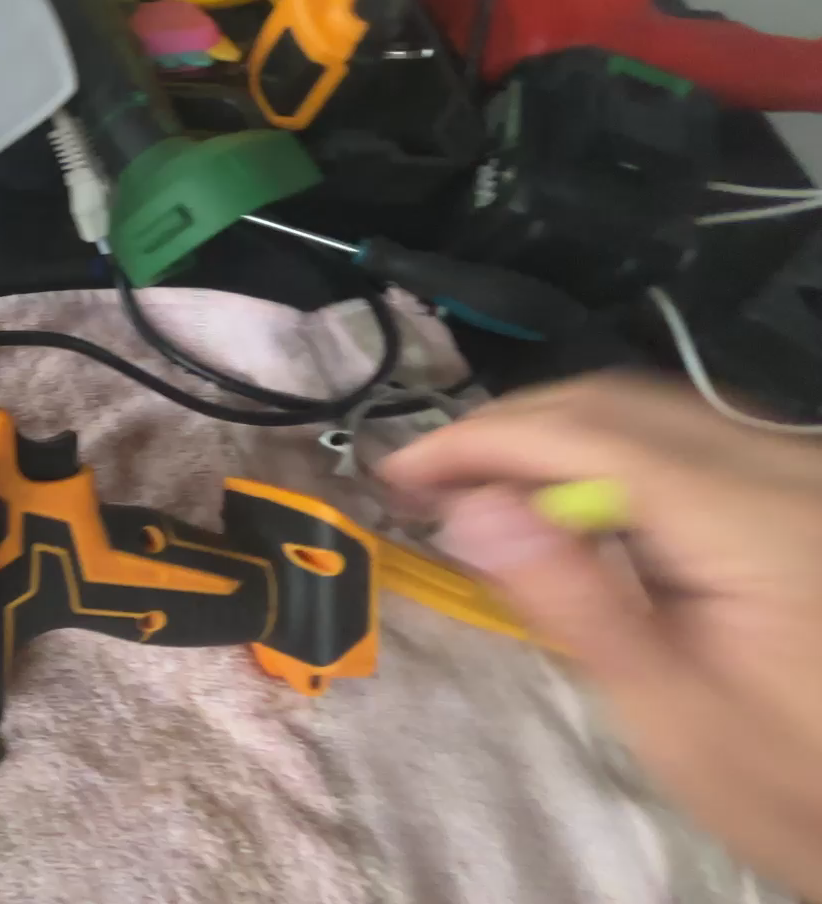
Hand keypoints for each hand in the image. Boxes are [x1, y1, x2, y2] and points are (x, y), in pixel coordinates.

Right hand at [381, 374, 821, 896]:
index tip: (396, 474)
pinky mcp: (789, 481)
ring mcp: (797, 469)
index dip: (472, 441)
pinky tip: (545, 493)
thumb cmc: (783, 773)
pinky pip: (662, 428)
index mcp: (766, 526)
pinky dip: (579, 445)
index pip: (583, 436)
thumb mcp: (671, 711)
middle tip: (422, 482)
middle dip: (492, 433)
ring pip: (628, 405)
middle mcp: (793, 472)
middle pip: (603, 404)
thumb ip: (572, 601)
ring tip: (468, 486)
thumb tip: (470, 508)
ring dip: (529, 435)